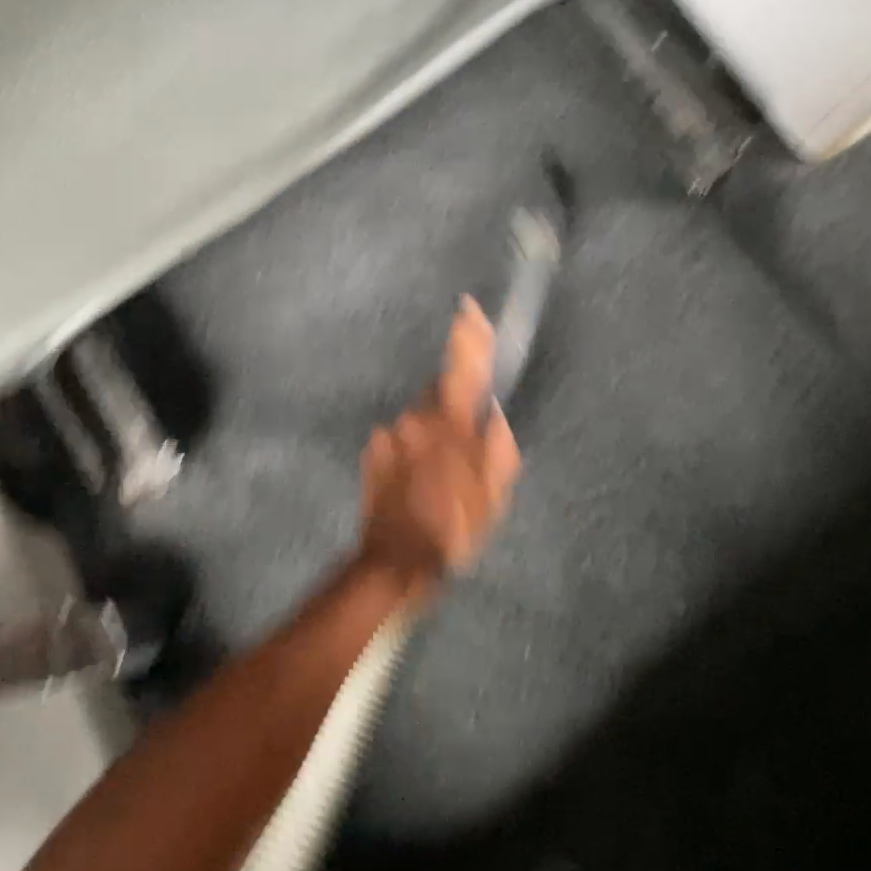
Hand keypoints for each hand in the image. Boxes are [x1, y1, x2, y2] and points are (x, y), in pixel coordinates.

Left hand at [358, 297, 520, 601]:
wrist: (394, 561)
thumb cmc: (452, 530)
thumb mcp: (493, 497)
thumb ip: (498, 450)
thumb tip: (494, 416)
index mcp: (453, 426)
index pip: (464, 368)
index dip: (470, 336)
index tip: (469, 308)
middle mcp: (418, 420)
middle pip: (442, 393)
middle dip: (457, 406)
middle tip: (468, 447)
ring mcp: (391, 435)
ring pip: (421, 419)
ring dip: (434, 434)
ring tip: (442, 475)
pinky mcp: (372, 452)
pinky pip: (400, 439)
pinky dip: (411, 450)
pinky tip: (418, 482)